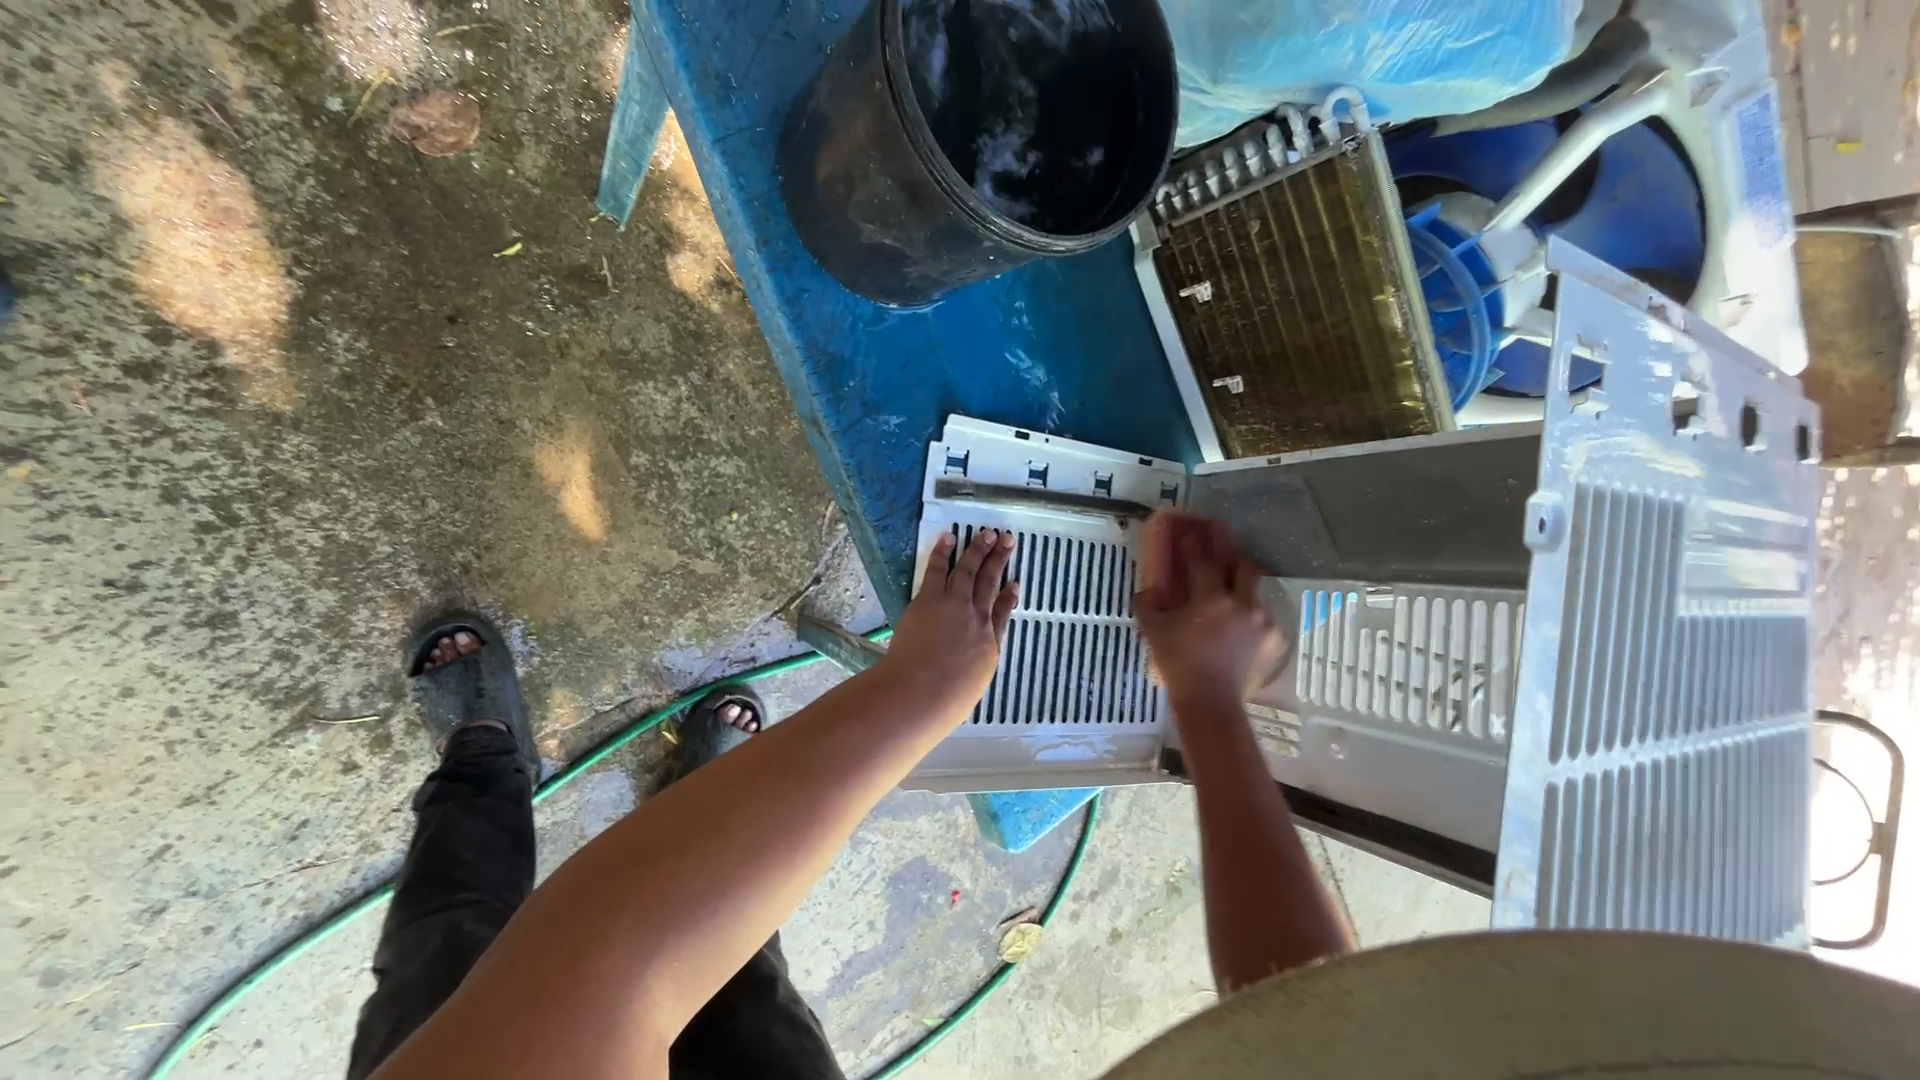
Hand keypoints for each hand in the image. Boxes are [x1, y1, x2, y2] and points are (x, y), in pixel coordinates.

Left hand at [881, 528, 1018, 717]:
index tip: (1015, 584)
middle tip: (1007, 541)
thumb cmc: (944, 703)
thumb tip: (967, 671)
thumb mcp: (969, 690)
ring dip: (978, 550)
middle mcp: (977, 620)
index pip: (1002, 615)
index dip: (1009, 597)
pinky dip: (944, 553)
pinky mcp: (929, 601)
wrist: (921, 693)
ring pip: (969, 572)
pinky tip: (950, 538)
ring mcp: (954, 607)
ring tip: (987, 533)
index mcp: (989, 646)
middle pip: (990, 585)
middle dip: (999, 562)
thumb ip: (971, 672)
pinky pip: (938, 571)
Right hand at [1134, 512, 1283, 708]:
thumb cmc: (1178, 665)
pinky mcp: (1273, 638)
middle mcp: (1242, 602)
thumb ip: (1149, 605)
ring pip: (1255, 588)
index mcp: (1210, 598)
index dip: (1194, 543)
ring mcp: (1262, 620)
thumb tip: (1148, 590)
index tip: (1189, 532)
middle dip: (1229, 547)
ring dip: (1242, 580)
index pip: (1203, 559)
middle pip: (1241, 563)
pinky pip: (1263, 615)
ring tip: (1233, 579)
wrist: (1211, 702)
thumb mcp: (1154, 632)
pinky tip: (1243, 617)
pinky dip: (1251, 611)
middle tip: (1220, 534)